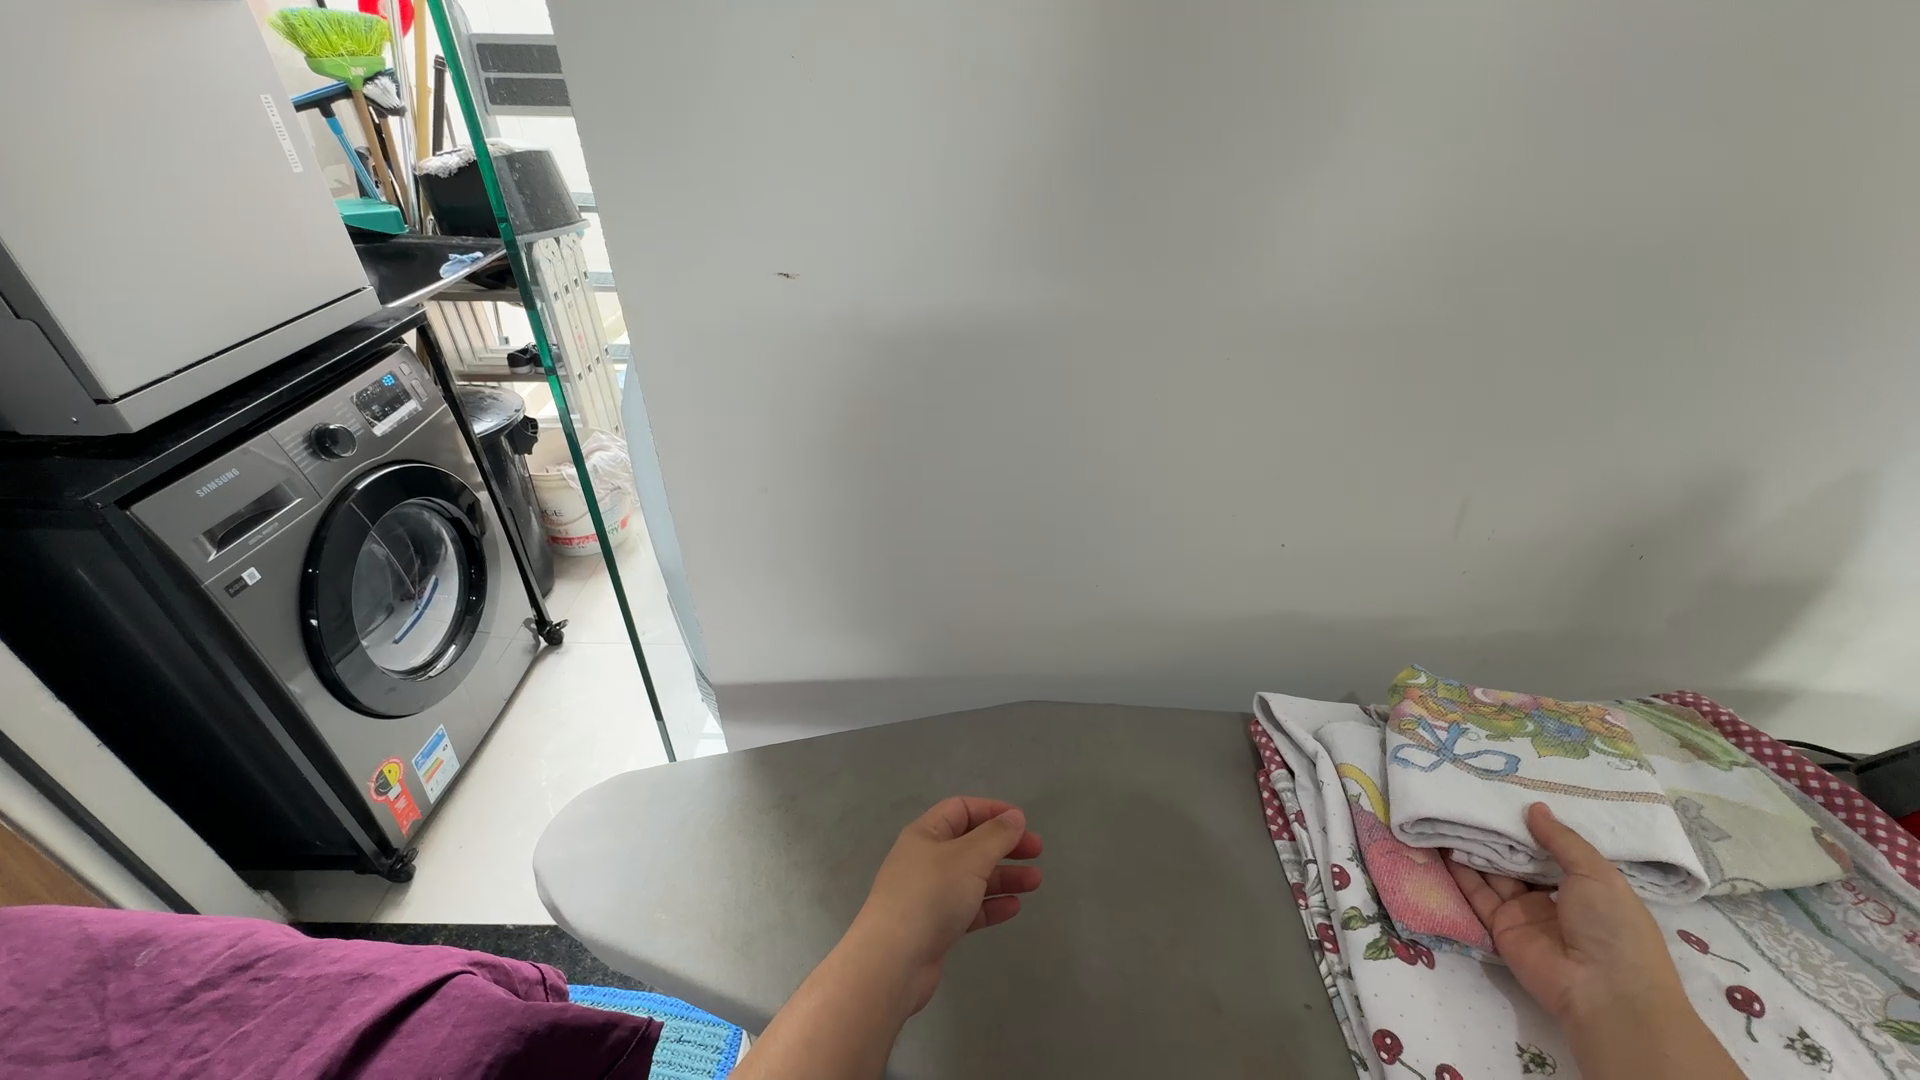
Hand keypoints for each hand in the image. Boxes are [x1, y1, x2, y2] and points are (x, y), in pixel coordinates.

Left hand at [849, 797, 1043, 1015]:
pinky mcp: (935, 927)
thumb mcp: (969, 857)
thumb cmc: (930, 896)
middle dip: (1004, 846)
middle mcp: (925, 860)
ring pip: (972, 877)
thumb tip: (1015, 816)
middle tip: (1037, 852)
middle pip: (970, 844)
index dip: (992, 811)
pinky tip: (1014, 907)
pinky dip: (991, 904)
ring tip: (1035, 882)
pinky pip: (968, 907)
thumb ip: (996, 835)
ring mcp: (929, 895)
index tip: (1023, 822)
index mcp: (926, 834)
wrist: (893, 962)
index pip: (961, 809)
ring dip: (1004, 876)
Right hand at [1448, 802, 1681, 1022]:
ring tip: (1450, 815)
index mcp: (1587, 887)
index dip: (1533, 828)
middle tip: (1471, 800)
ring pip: (1494, 873)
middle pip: (1519, 860)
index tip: (1509, 798)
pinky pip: (1477, 895)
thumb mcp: (1598, 875)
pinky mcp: (1501, 927)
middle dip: (1498, 834)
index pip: (1553, 851)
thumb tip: (1534, 807)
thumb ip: (1562, 840)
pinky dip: (1460, 872)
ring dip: (1474, 848)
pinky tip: (1443, 846)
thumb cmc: (1613, 927)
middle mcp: (1554, 898)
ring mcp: (1526, 913)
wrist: (1602, 991)